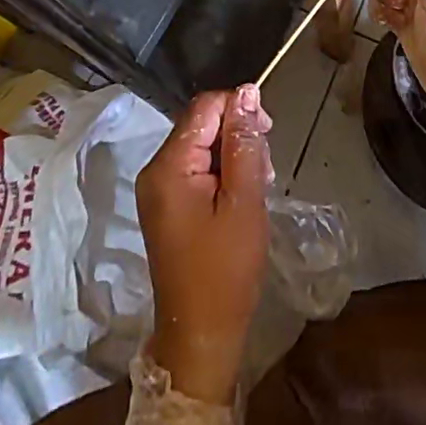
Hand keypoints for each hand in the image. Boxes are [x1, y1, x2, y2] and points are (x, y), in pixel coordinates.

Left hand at [137, 85, 272, 403]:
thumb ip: (244, 143)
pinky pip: (197, 171)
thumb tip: (246, 93)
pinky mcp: (167, 205)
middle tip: (265, 172)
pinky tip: (241, 199)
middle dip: (238, 137)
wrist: (201, 331)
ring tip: (256, 189)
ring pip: (203, 147)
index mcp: (169, 166)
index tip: (269, 132)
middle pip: (201, 125)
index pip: (204, 107)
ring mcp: (159, 189)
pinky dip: (223, 176)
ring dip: (234, 157)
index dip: (238, 108)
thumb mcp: (243, 201)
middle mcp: (156, 169)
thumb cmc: (226, 268)